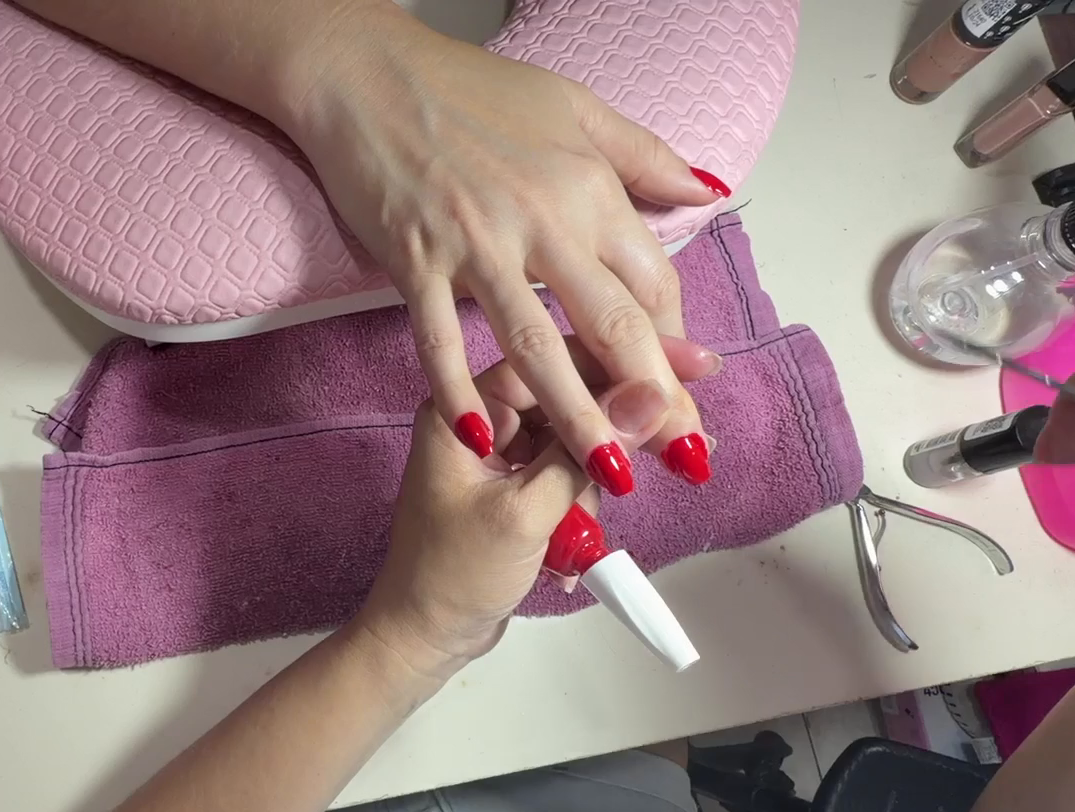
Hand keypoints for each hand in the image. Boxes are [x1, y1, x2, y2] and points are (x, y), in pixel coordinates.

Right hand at [287, 5, 723, 498]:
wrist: (368, 77)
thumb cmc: (468, 90)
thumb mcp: (573, 107)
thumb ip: (642, 156)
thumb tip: (706, 193)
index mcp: (587, 186)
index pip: (650, 284)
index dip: (675, 350)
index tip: (687, 402)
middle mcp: (542, 221)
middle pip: (610, 325)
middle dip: (649, 399)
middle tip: (677, 459)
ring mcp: (474, 246)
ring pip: (535, 344)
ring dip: (575, 415)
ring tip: (606, 471)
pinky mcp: (415, 264)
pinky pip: (438, 339)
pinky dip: (456, 390)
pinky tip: (477, 437)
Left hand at [355, 336, 716, 674]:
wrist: (424, 635)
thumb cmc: (454, 575)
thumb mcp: (524, 513)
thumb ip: (586, 453)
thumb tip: (653, 392)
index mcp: (461, 410)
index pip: (550, 359)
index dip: (622, 362)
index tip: (691, 366)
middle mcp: (477, 421)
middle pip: (570, 399)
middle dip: (619, 435)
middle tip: (685, 449)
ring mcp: (496, 457)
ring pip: (575, 444)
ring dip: (591, 489)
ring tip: (577, 538)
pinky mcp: (513, 488)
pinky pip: (564, 479)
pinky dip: (577, 512)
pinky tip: (573, 553)